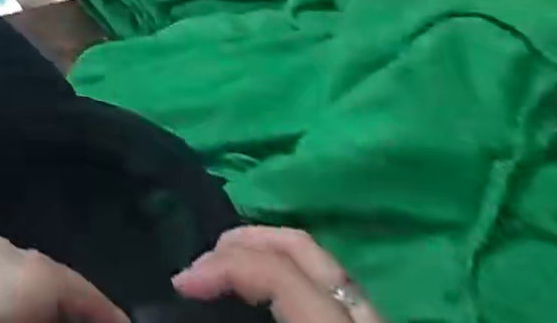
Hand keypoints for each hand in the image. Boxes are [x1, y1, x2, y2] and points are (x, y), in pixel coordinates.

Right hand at [173, 227, 384, 322]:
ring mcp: (375, 318)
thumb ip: (241, 322)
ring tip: (225, 271)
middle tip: (201, 264)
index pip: (277, 270)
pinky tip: (261, 292)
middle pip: (299, 245)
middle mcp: (365, 314)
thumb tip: (185, 289)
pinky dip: (286, 273)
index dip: (220, 265)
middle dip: (239, 242)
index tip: (181, 283)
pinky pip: (325, 283)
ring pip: (316, 260)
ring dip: (261, 252)